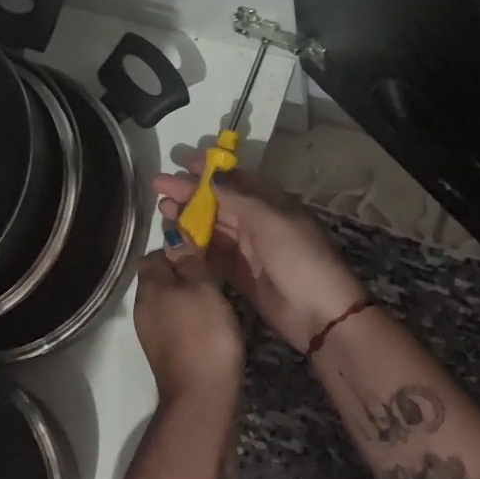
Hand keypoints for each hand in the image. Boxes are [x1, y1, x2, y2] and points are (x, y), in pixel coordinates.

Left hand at [132, 248, 243, 408]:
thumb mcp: (202, 290)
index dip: (176, 248)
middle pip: (159, 277)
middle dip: (183, 272)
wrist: (200, 397)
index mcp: (148, 287)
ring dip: (187, 295)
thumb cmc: (203, 336)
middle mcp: (142, 306)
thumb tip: (174, 235)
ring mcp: (151, 331)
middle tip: (214, 272)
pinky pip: (174, 321)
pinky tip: (210, 322)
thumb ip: (189, 262)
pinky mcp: (165, 350)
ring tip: (217, 296)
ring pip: (167, 300)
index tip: (202, 250)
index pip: (153, 255)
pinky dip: (189, 316)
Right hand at [154, 158, 366, 352]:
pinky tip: (173, 237)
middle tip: (159, 185)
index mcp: (272, 205)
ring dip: (187, 217)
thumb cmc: (300, 259)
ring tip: (162, 209)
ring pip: (211, 226)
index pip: (237, 180)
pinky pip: (211, 253)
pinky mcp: (238, 273)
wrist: (320, 316)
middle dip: (190, 192)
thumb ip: (239, 198)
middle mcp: (258, 223)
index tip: (184, 163)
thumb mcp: (272, 222)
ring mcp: (247, 249)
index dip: (211, 171)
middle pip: (219, 202)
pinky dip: (192, 244)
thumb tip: (212, 176)